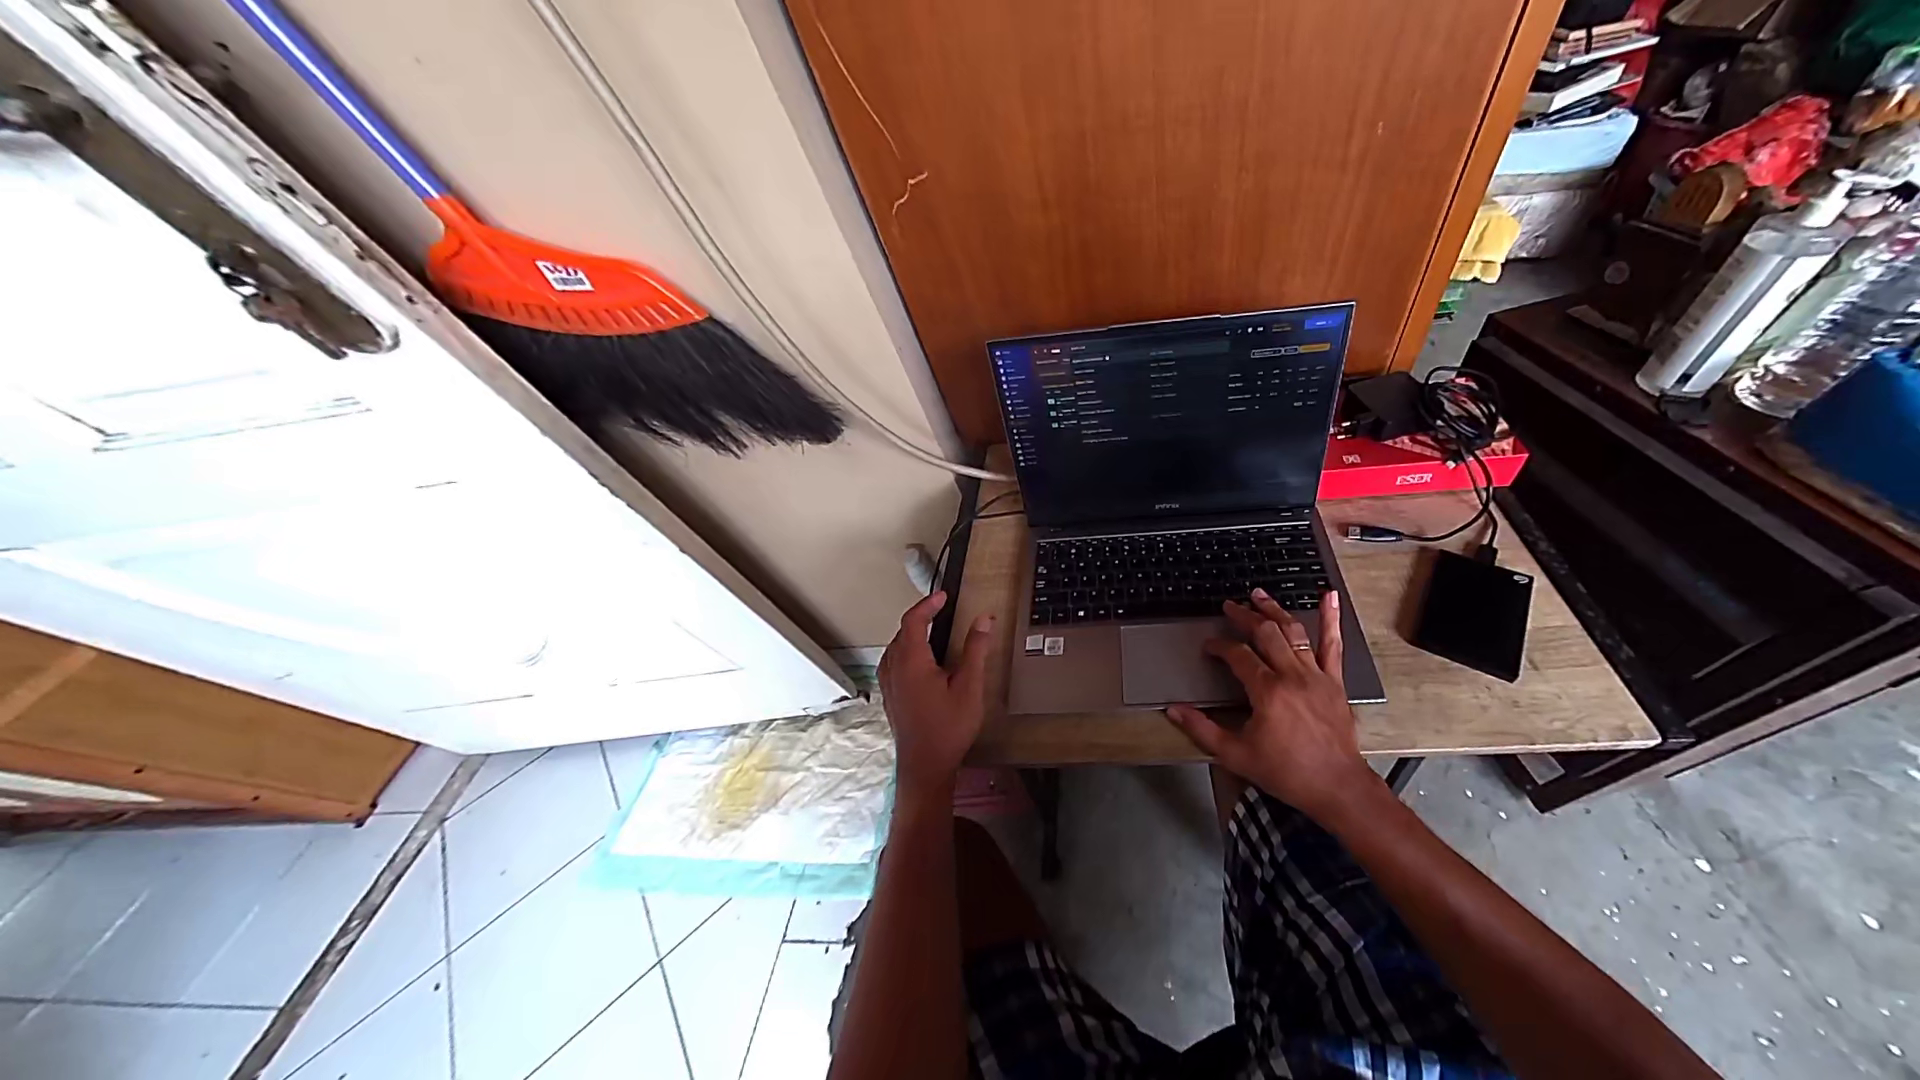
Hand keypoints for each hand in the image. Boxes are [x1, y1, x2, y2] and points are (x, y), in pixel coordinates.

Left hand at [878, 591, 994, 799]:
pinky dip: (907, 650)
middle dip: (922, 617)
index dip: (928, 604)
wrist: (925, 766)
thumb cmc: (948, 728)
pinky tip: (922, 660)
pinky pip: (893, 661)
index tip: (944, 596)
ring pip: (896, 646)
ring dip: (913, 634)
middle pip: (903, 631)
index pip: (914, 620)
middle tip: (942, 611)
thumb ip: (976, 650)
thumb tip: (983, 620)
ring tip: (934, 631)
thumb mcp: (969, 686)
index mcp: (911, 661)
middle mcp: (894, 668)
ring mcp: (888, 683)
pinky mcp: (889, 695)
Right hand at [1166, 589, 1380, 822]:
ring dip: (1275, 610)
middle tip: (1230, 606)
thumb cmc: (1288, 773)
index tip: (1209, 647)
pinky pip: (1333, 645)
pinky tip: (1329, 598)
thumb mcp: (1235, 754)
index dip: (1219, 646)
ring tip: (1260, 595)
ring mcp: (1317, 676)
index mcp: (1267, 691)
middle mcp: (1293, 677)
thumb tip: (1174, 711)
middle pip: (1265, 633)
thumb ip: (1201, 729)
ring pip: (1294, 632)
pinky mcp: (1335, 683)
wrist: (1337, 788)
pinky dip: (1332, 619)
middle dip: (1244, 616)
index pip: (1238, 655)